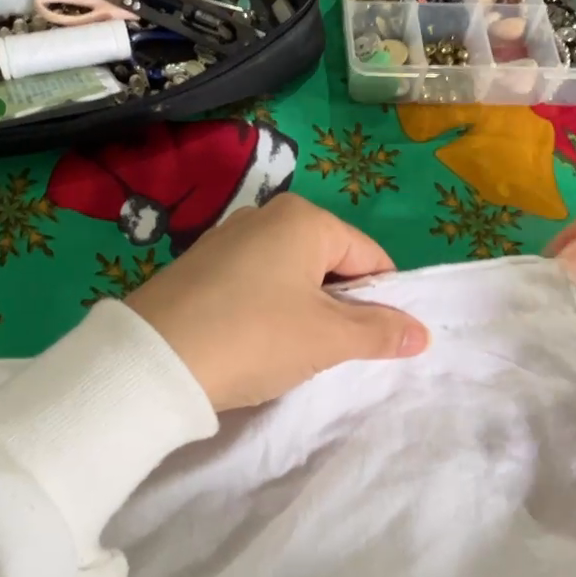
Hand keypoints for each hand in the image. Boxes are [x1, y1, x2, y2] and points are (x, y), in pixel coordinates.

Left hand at [124, 195, 429, 412]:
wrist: (154, 360)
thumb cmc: (255, 337)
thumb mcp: (326, 338)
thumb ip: (379, 332)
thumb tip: (421, 333)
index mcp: (303, 219)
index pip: (368, 256)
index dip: (382, 300)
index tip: (376, 341)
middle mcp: (265, 216)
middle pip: (328, 262)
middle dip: (338, 305)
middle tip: (329, 349)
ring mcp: (226, 238)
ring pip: (290, 274)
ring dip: (302, 310)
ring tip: (289, 350)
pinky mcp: (198, 265)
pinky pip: (254, 282)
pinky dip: (265, 309)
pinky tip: (252, 341)